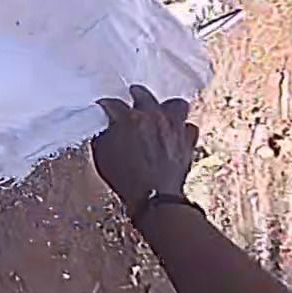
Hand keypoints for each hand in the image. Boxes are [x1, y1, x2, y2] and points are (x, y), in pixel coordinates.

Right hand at [93, 86, 198, 217]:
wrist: (154, 197)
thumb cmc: (127, 178)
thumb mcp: (102, 154)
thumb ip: (103, 134)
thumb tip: (105, 127)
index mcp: (128, 118)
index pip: (113, 103)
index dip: (106, 105)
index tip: (104, 107)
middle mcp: (153, 116)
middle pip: (144, 94)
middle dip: (135, 95)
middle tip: (132, 97)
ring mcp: (173, 127)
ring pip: (174, 104)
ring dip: (165, 107)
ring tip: (160, 111)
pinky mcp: (187, 140)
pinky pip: (189, 126)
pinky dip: (182, 128)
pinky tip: (176, 133)